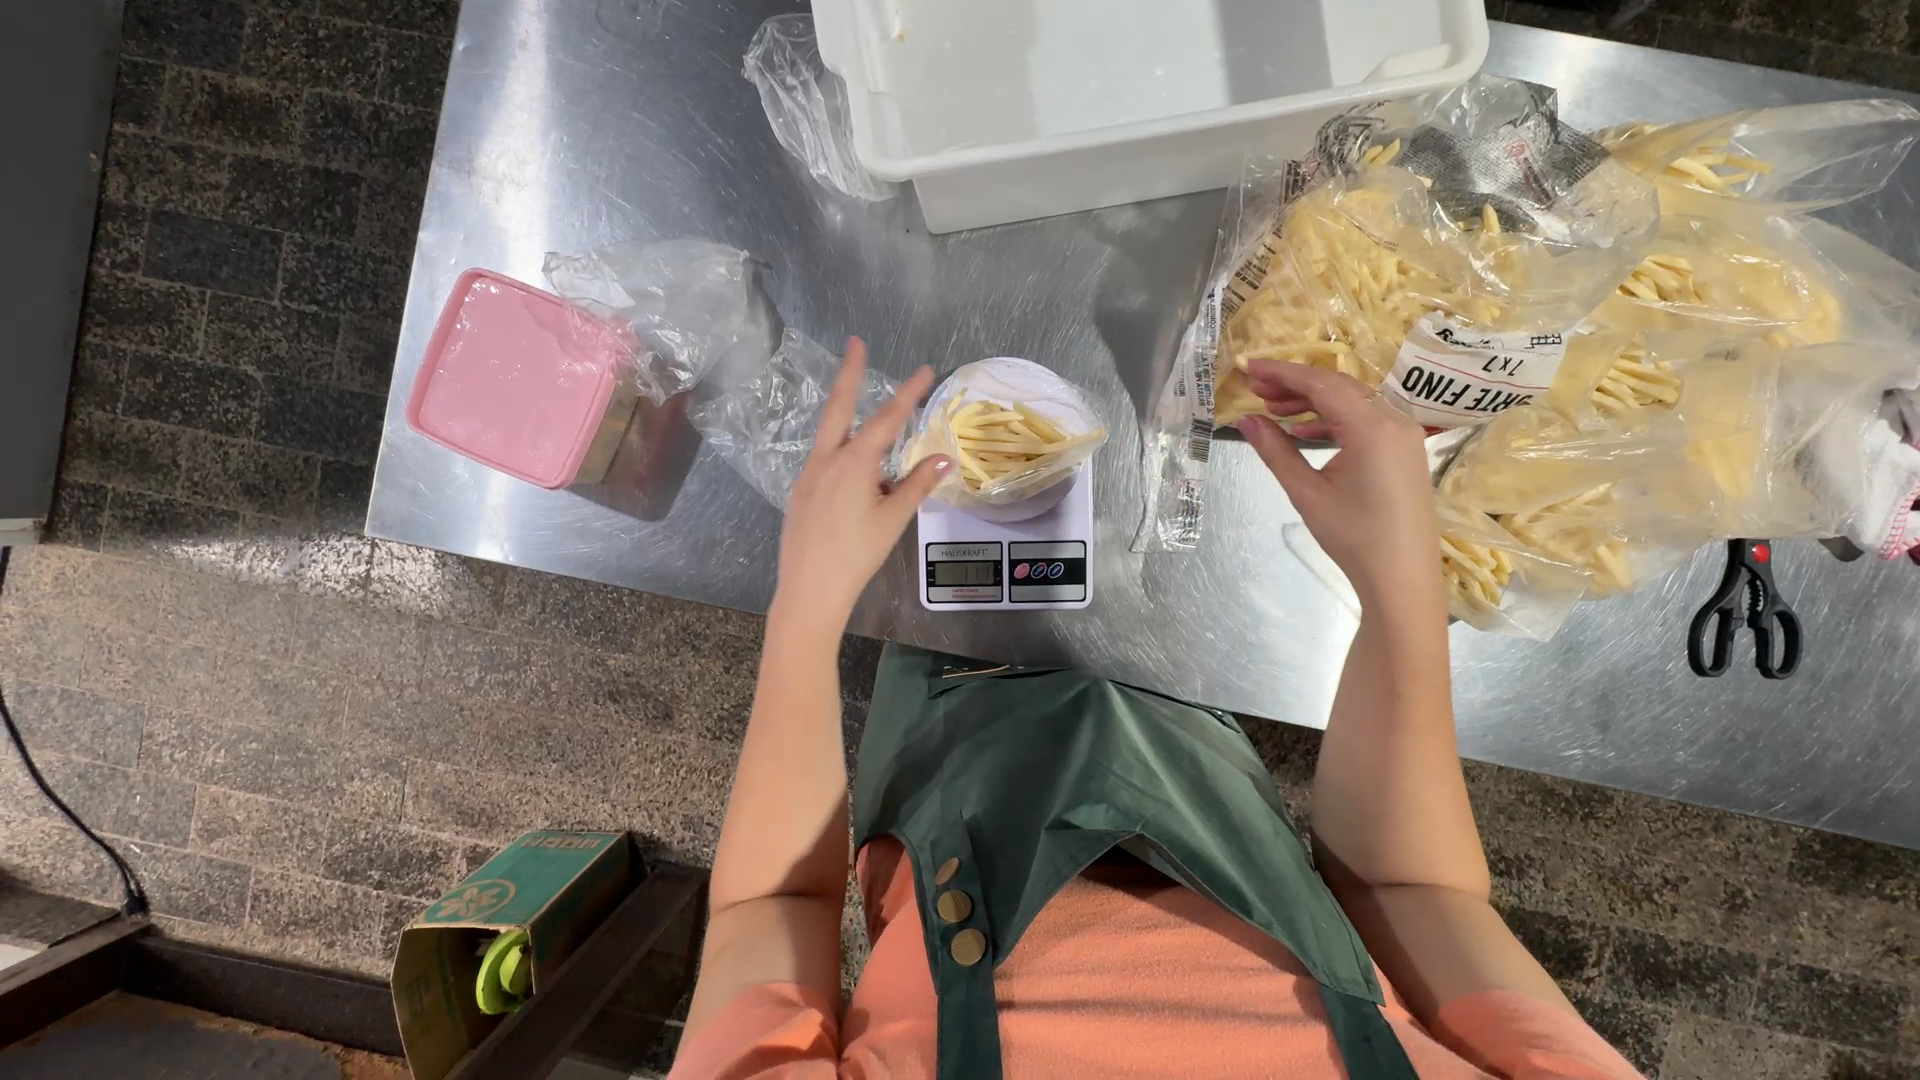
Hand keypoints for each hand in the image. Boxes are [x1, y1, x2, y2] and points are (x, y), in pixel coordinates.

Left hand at [775, 338, 949, 626]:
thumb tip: (943, 457)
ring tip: (872, 435)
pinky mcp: (799, 492)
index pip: (887, 418)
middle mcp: (826, 459)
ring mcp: (807, 475)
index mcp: (853, 462)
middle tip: (855, 343)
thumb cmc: (857, 554)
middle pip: (839, 407)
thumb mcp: (893, 519)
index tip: (927, 369)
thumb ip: (917, 484)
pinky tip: (855, 478)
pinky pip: (824, 462)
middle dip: (849, 373)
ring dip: (849, 421)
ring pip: (830, 437)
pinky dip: (842, 455)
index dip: (909, 393)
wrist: (809, 589)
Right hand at [1234, 360, 1441, 605]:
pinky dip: (1332, 418)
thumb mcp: (1307, 493)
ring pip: (1352, 401)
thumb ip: (1276, 451)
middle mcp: (1393, 421)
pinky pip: (1365, 419)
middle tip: (1255, 387)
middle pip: (1339, 386)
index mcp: (1372, 428)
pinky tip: (1303, 429)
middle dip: (1296, 383)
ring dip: (1313, 400)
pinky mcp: (1403, 449)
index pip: (1322, 384)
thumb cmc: (1353, 537)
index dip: (1283, 372)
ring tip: (1273, 407)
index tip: (1250, 367)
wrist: (1401, 575)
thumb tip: (1246, 421)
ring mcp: (1402, 434)